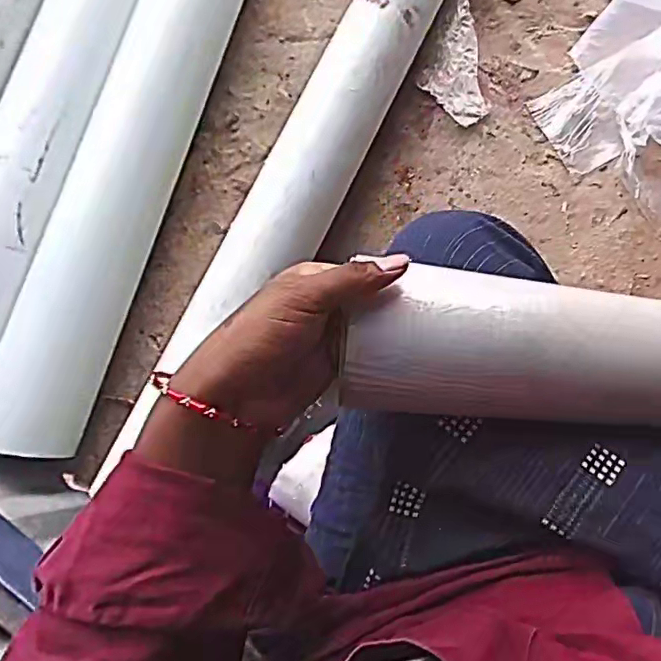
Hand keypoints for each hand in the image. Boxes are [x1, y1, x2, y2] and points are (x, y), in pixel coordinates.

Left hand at [133, 255, 408, 484]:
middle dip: (393, 305)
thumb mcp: (305, 295)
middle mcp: (322, 308)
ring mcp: (329, 339)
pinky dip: (382, 359)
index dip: (387, 274)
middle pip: (370, 301)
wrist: (237, 397)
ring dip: (390, 333)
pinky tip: (397, 357)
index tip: (417, 282)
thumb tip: (393, 264)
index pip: (360, 270)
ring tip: (419, 333)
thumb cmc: (251, 341)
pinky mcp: (334, 367)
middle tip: (423, 309)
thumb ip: (352, 279)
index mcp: (312, 280)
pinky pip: (368, 359)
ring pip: (372, 331)